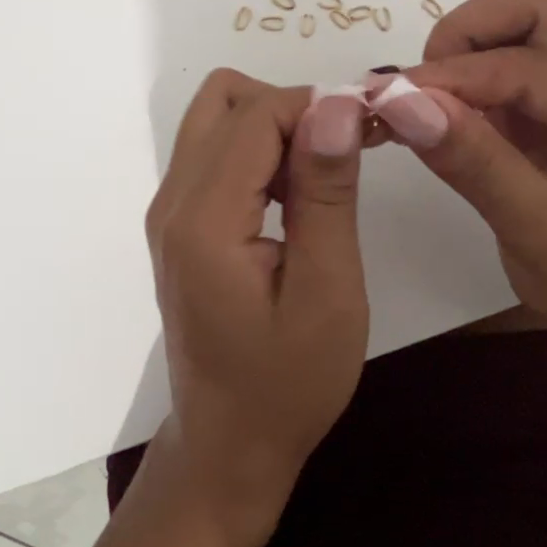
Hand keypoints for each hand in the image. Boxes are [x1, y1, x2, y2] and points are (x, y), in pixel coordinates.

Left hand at [143, 70, 369, 516]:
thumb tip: (337, 102)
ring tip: (328, 172)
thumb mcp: (327, 292)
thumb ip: (326, 192)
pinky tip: (299, 194)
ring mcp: (170, 212)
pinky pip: (216, 154)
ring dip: (277, 125)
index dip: (320, 104)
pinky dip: (261, 151)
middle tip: (350, 147)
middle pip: (225, 100)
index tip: (376, 123)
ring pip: (217, 120)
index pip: (257, 115)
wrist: (229, 445)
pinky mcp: (180, 224)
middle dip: (294, 107)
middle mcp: (173, 202)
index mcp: (204, 220)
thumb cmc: (288, 382)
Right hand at [368, 0, 546, 384]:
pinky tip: (439, 116)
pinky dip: (470, 82)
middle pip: (532, 13)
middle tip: (419, 85)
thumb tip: (398, 101)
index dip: (451, 75)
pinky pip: (513, 70)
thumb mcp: (532, 229)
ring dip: (466, 52)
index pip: (525, 65)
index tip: (385, 96)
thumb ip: (470, 159)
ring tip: (424, 102)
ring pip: (522, 30)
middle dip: (466, 33)